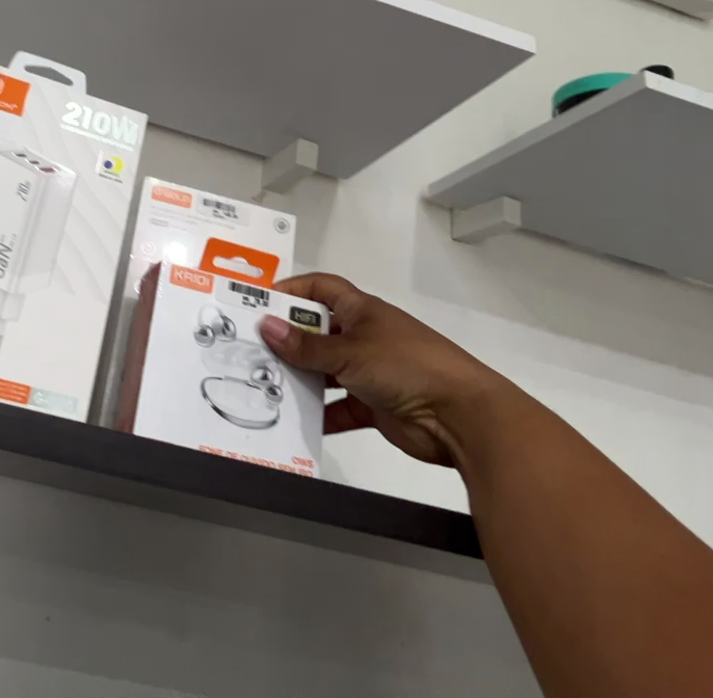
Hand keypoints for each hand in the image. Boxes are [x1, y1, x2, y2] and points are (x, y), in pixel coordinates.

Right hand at [258, 273, 512, 468]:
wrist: (461, 416)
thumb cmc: (405, 365)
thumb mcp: (350, 352)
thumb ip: (306, 345)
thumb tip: (266, 326)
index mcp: (362, 311)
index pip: (323, 289)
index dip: (294, 290)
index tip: (261, 302)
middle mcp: (364, 337)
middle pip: (319, 332)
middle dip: (288, 341)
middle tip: (250, 351)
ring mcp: (370, 372)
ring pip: (325, 372)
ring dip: (300, 380)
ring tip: (264, 387)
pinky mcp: (375, 406)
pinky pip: (339, 408)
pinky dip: (320, 416)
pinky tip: (293, 423)